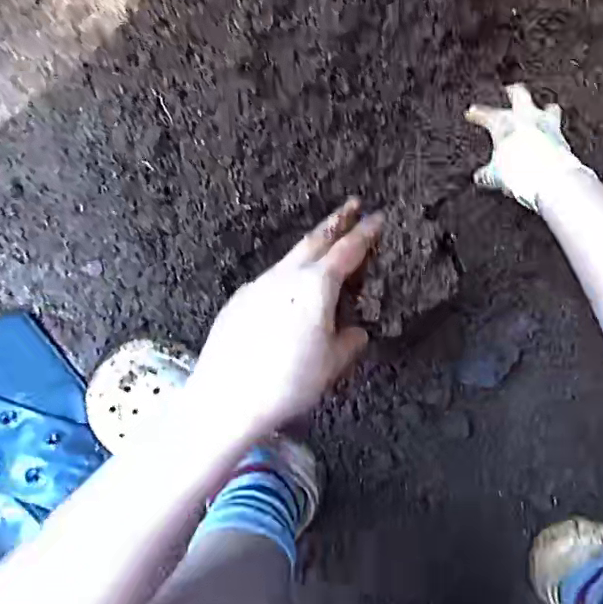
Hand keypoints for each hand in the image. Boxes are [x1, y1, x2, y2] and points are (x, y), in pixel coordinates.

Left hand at [189, 199, 384, 436]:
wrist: (225, 399)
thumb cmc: (287, 382)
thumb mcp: (332, 365)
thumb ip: (350, 341)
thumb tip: (356, 331)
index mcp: (317, 286)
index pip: (348, 250)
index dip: (365, 232)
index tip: (378, 217)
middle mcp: (287, 276)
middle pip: (316, 239)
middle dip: (337, 220)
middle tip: (352, 204)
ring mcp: (260, 285)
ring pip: (292, 257)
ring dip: (312, 246)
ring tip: (325, 244)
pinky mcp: (240, 300)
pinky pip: (272, 278)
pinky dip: (289, 273)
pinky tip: (290, 291)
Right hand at [464, 84, 594, 211]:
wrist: (547, 175)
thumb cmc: (519, 168)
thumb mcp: (497, 173)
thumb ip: (489, 173)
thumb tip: (482, 176)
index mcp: (504, 122)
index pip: (485, 113)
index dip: (477, 113)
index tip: (472, 114)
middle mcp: (526, 117)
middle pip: (519, 94)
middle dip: (513, 92)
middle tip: (510, 91)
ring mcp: (546, 123)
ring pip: (546, 107)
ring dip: (544, 111)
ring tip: (543, 112)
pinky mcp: (562, 135)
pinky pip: (556, 129)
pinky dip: (552, 134)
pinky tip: (552, 141)